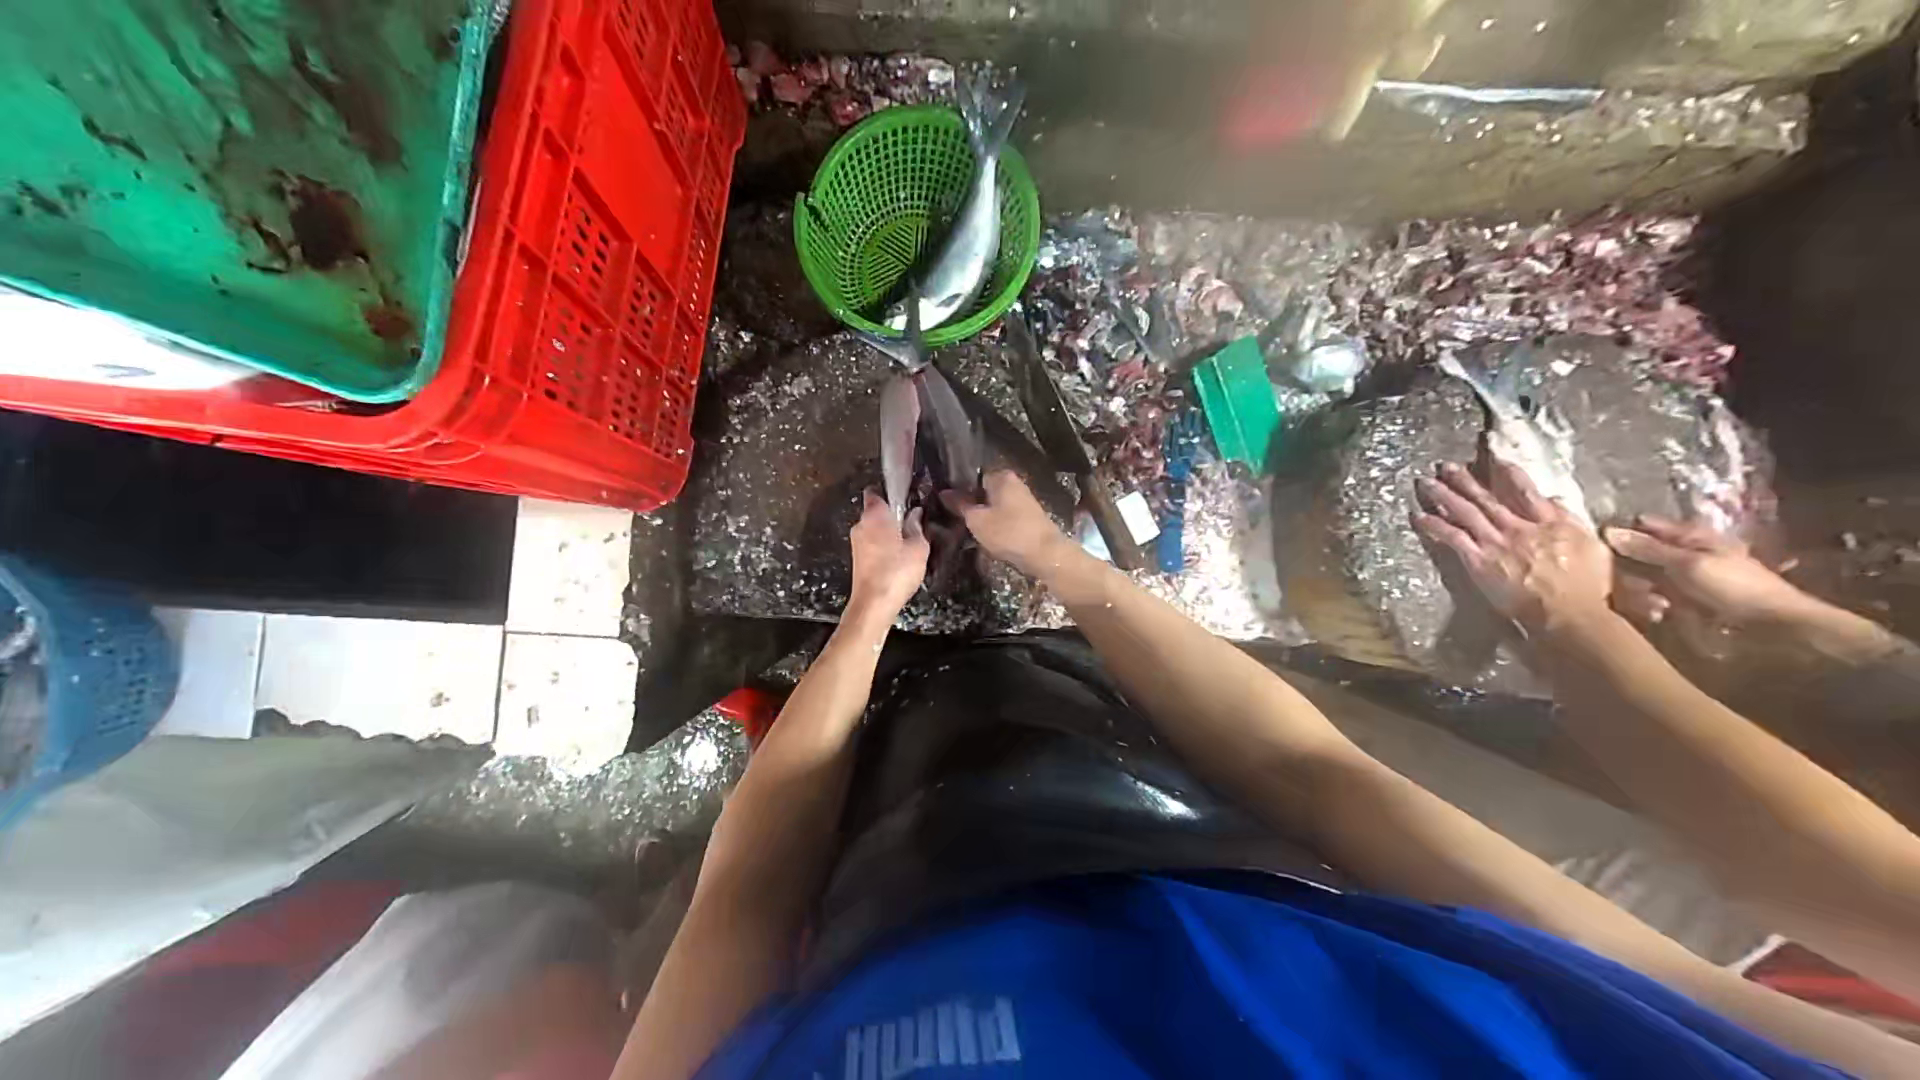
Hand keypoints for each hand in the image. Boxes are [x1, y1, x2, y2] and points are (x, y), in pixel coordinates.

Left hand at [848, 490, 927, 618]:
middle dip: (891, 515)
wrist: (873, 603)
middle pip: (875, 511)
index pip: (876, 491)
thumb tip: (914, 515)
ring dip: (887, 532)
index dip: (890, 493)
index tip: (905, 498)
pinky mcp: (856, 559)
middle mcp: (860, 524)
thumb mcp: (919, 547)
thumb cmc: (897, 571)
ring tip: (908, 544)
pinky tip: (897, 558)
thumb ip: (917, 527)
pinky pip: (871, 544)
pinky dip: (882, 546)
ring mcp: (855, 542)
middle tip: (912, 523)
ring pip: (873, 529)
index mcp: (874, 514)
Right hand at [941, 470, 1071, 578]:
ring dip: (983, 516)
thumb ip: (960, 504)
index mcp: (1001, 476)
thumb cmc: (1008, 532)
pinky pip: (1005, 516)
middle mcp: (1014, 483)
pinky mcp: (1028, 517)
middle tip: (954, 517)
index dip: (959, 489)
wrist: (1045, 555)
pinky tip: (986, 535)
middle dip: (971, 503)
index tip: (946, 502)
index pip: (973, 475)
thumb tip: (945, 492)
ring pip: (994, 505)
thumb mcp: (977, 520)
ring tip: (966, 528)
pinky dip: (995, 524)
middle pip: (984, 491)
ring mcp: (1023, 500)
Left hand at [1412, 460, 1612, 631]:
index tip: (1494, 460)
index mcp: (1551, 524)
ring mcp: (1497, 543)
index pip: (1526, 492)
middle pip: (1487, 499)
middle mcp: (1520, 528)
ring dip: (1444, 495)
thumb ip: (1570, 521)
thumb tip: (1554, 500)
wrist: (1570, 612)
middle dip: (1465, 480)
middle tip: (1445, 466)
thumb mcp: (1592, 548)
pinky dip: (1433, 525)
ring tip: (1425, 482)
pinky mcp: (1479, 560)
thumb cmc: (1588, 587)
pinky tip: (1417, 516)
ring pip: (1465, 512)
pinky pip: (1452, 537)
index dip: (1508, 474)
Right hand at [1604, 516, 1809, 625]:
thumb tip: (1607, 531)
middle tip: (1625, 581)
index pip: (1644, 525)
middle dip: (1626, 568)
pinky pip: (1648, 597)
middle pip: (1636, 553)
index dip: (1621, 531)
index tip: (1597, 543)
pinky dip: (1648, 604)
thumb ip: (1647, 548)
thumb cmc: (1735, 587)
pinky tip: (1658, 612)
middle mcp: (1681, 554)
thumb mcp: (1688, 564)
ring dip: (1638, 591)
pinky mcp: (1677, 600)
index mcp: (1690, 537)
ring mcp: (1678, 578)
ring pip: (1638, 578)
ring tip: (1652, 604)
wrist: (1773, 627)